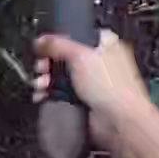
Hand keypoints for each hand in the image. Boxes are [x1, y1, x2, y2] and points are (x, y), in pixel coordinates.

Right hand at [34, 30, 158, 157]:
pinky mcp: (83, 101)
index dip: (58, 39)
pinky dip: (48, 94)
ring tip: (40, 85)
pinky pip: (60, 93)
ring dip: (45, 79)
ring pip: (59, 76)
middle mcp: (98, 62)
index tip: (44, 45)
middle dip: (47, 62)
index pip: (76, 35)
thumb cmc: (109, 85)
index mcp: (104, 45)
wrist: (118, 123)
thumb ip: (57, 44)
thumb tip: (39, 41)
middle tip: (41, 68)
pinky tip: (41, 96)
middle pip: (63, 56)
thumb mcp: (80, 55)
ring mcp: (90, 83)